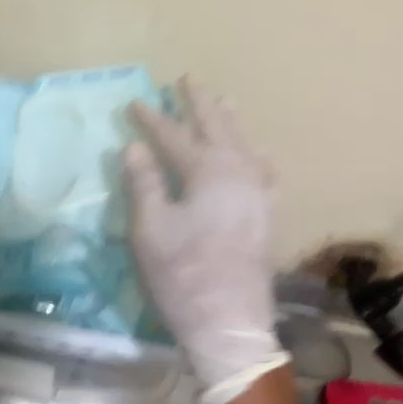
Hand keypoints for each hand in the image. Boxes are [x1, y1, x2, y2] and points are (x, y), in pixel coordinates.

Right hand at [123, 79, 287, 403]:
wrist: (229, 323)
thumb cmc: (182, 275)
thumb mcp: (150, 229)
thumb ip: (144, 183)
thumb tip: (135, 147)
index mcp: (209, 171)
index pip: (176, 136)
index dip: (154, 119)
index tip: (136, 101)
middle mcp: (241, 173)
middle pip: (219, 128)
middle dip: (201, 104)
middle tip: (188, 80)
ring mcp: (260, 194)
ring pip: (245, 145)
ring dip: (229, 122)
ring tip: (221, 103)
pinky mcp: (267, 216)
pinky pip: (263, 169)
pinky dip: (253, 153)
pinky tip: (253, 155)